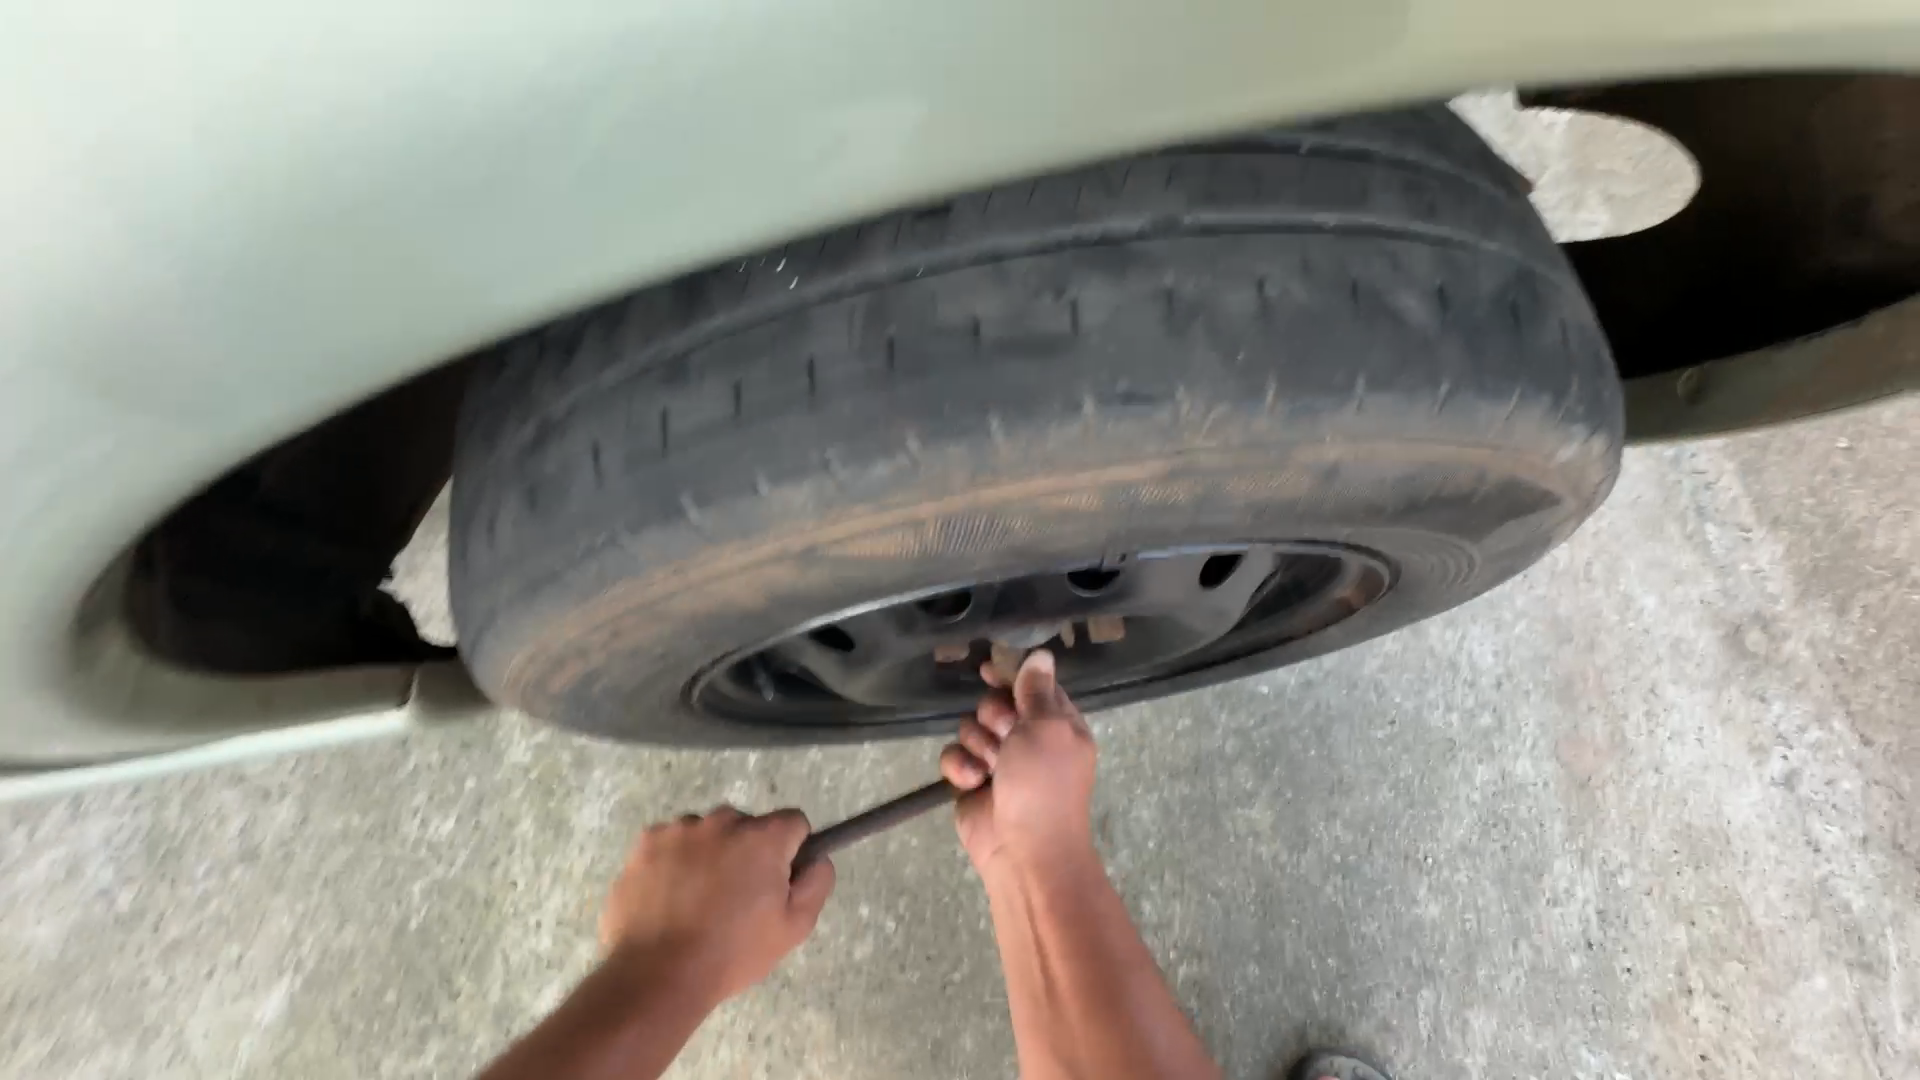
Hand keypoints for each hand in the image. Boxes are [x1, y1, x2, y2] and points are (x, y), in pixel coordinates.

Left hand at [598, 806, 834, 1004]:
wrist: (654, 977)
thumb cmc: (731, 954)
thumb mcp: (793, 929)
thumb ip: (817, 883)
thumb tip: (817, 858)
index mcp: (764, 837)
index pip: (793, 822)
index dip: (791, 851)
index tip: (777, 881)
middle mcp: (724, 820)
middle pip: (748, 827)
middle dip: (747, 853)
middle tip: (734, 899)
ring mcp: (681, 828)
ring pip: (709, 833)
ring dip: (710, 855)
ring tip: (696, 902)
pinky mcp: (647, 841)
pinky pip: (672, 841)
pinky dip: (674, 861)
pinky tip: (668, 897)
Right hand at [938, 649, 1097, 877]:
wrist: (1025, 852)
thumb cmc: (1044, 784)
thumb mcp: (1048, 727)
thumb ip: (1037, 689)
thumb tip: (1041, 653)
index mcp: (1057, 722)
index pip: (1032, 683)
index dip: (1012, 673)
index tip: (991, 668)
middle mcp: (1028, 737)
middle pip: (995, 702)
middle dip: (994, 715)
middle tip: (1004, 734)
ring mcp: (998, 760)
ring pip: (970, 726)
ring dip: (978, 744)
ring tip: (991, 767)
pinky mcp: (971, 780)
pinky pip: (954, 755)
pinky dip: (961, 768)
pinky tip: (972, 783)